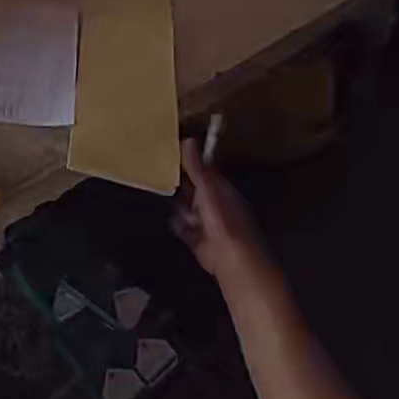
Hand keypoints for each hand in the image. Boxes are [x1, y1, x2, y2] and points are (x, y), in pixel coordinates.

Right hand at [172, 138, 267, 283]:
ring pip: (184, 209)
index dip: (190, 165)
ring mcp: (206, 222)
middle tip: (168, 185)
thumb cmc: (223, 221)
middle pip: (192, 190)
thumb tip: (189, 140)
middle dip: (181, 190)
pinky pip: (181, 227)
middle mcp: (215, 204)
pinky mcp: (196, 237)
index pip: (204, 172)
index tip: (172, 158)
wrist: (229, 257)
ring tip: (184, 215)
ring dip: (180, 211)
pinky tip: (183, 228)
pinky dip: (180, 227)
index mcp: (221, 191)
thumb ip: (198, 168)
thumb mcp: (208, 189)